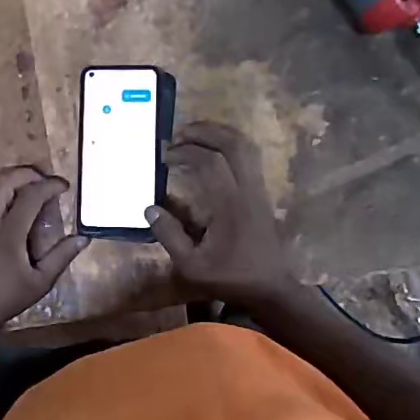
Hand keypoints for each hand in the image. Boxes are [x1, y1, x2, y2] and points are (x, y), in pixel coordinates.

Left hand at [0, 167, 88, 334]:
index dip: (49, 185)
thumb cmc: (6, 298)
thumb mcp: (40, 282)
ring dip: (2, 177)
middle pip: (2, 181)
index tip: (63, 186)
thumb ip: (61, 256)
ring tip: (18, 184)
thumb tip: (83, 238)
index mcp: (8, 236)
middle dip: (25, 173)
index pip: (30, 196)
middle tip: (41, 180)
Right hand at [145, 122, 298, 306]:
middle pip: (233, 143)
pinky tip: (212, 150)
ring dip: (219, 133)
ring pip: (246, 145)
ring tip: (193, 135)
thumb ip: (170, 236)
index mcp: (231, 204)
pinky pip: (249, 156)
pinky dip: (229, 145)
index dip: (186, 151)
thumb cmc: (231, 278)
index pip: (210, 161)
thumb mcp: (192, 266)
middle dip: (204, 131)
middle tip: (178, 134)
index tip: (165, 156)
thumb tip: (149, 208)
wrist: (271, 287)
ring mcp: (259, 188)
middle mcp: (248, 189)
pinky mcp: (262, 192)